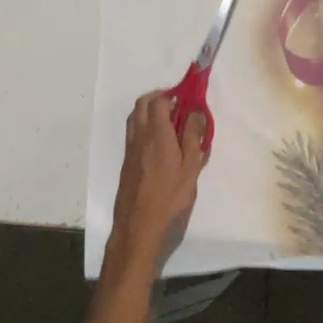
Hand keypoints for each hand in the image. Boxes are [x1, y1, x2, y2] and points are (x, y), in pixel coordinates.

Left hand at [110, 92, 208, 257]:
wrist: (137, 228)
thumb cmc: (169, 199)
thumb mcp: (190, 169)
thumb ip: (193, 137)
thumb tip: (196, 112)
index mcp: (157, 134)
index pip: (160, 101)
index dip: (174, 94)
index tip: (189, 98)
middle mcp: (140, 136)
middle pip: (143, 103)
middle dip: (160, 96)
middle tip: (179, 104)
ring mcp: (130, 148)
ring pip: (135, 116)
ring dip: (150, 109)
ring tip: (170, 120)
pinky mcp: (127, 161)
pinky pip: (134, 131)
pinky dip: (145, 124)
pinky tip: (160, 140)